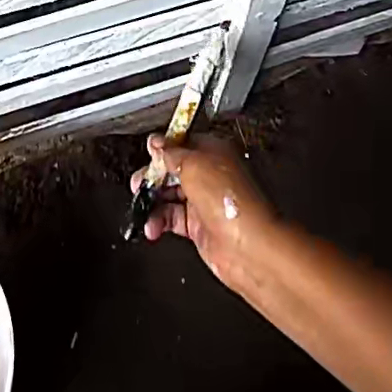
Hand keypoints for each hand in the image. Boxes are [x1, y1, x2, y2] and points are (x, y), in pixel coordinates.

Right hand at [130, 133, 278, 292]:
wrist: (251, 247)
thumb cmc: (232, 201)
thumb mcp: (192, 164)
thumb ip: (170, 152)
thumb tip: (156, 143)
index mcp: (213, 152)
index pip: (180, 143)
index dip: (162, 148)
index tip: (148, 153)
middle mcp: (209, 175)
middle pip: (170, 170)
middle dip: (152, 176)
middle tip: (140, 183)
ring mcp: (204, 201)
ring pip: (168, 195)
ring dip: (152, 200)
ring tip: (142, 206)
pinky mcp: (199, 226)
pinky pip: (171, 218)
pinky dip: (158, 221)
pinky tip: (152, 226)